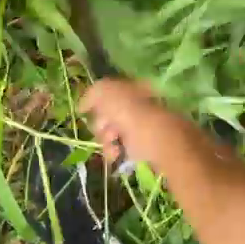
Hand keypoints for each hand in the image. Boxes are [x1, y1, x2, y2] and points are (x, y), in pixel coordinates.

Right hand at [80, 79, 202, 170]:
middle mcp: (140, 105)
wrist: (161, 142)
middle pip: (110, 115)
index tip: (90, 112)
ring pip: (114, 134)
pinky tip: (116, 156)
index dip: (98, 103)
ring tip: (111, 147)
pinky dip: (115, 152)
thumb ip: (93, 93)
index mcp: (135, 88)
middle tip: (105, 130)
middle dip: (101, 124)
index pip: (109, 93)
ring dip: (105, 141)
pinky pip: (122, 149)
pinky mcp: (145, 148)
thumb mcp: (108, 92)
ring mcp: (143, 127)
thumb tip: (83, 104)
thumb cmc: (132, 113)